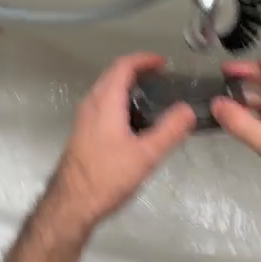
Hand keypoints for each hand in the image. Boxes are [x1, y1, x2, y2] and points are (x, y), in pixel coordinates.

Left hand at [43, 52, 194, 229]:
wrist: (72, 202)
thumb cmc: (108, 175)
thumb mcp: (145, 156)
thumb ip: (169, 131)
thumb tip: (188, 110)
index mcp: (105, 101)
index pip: (123, 66)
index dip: (143, 59)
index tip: (163, 62)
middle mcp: (92, 102)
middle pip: (113, 73)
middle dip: (136, 69)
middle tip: (160, 76)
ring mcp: (85, 116)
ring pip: (106, 88)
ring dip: (127, 83)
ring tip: (151, 94)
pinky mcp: (83, 130)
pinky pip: (103, 102)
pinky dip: (119, 98)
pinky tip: (133, 118)